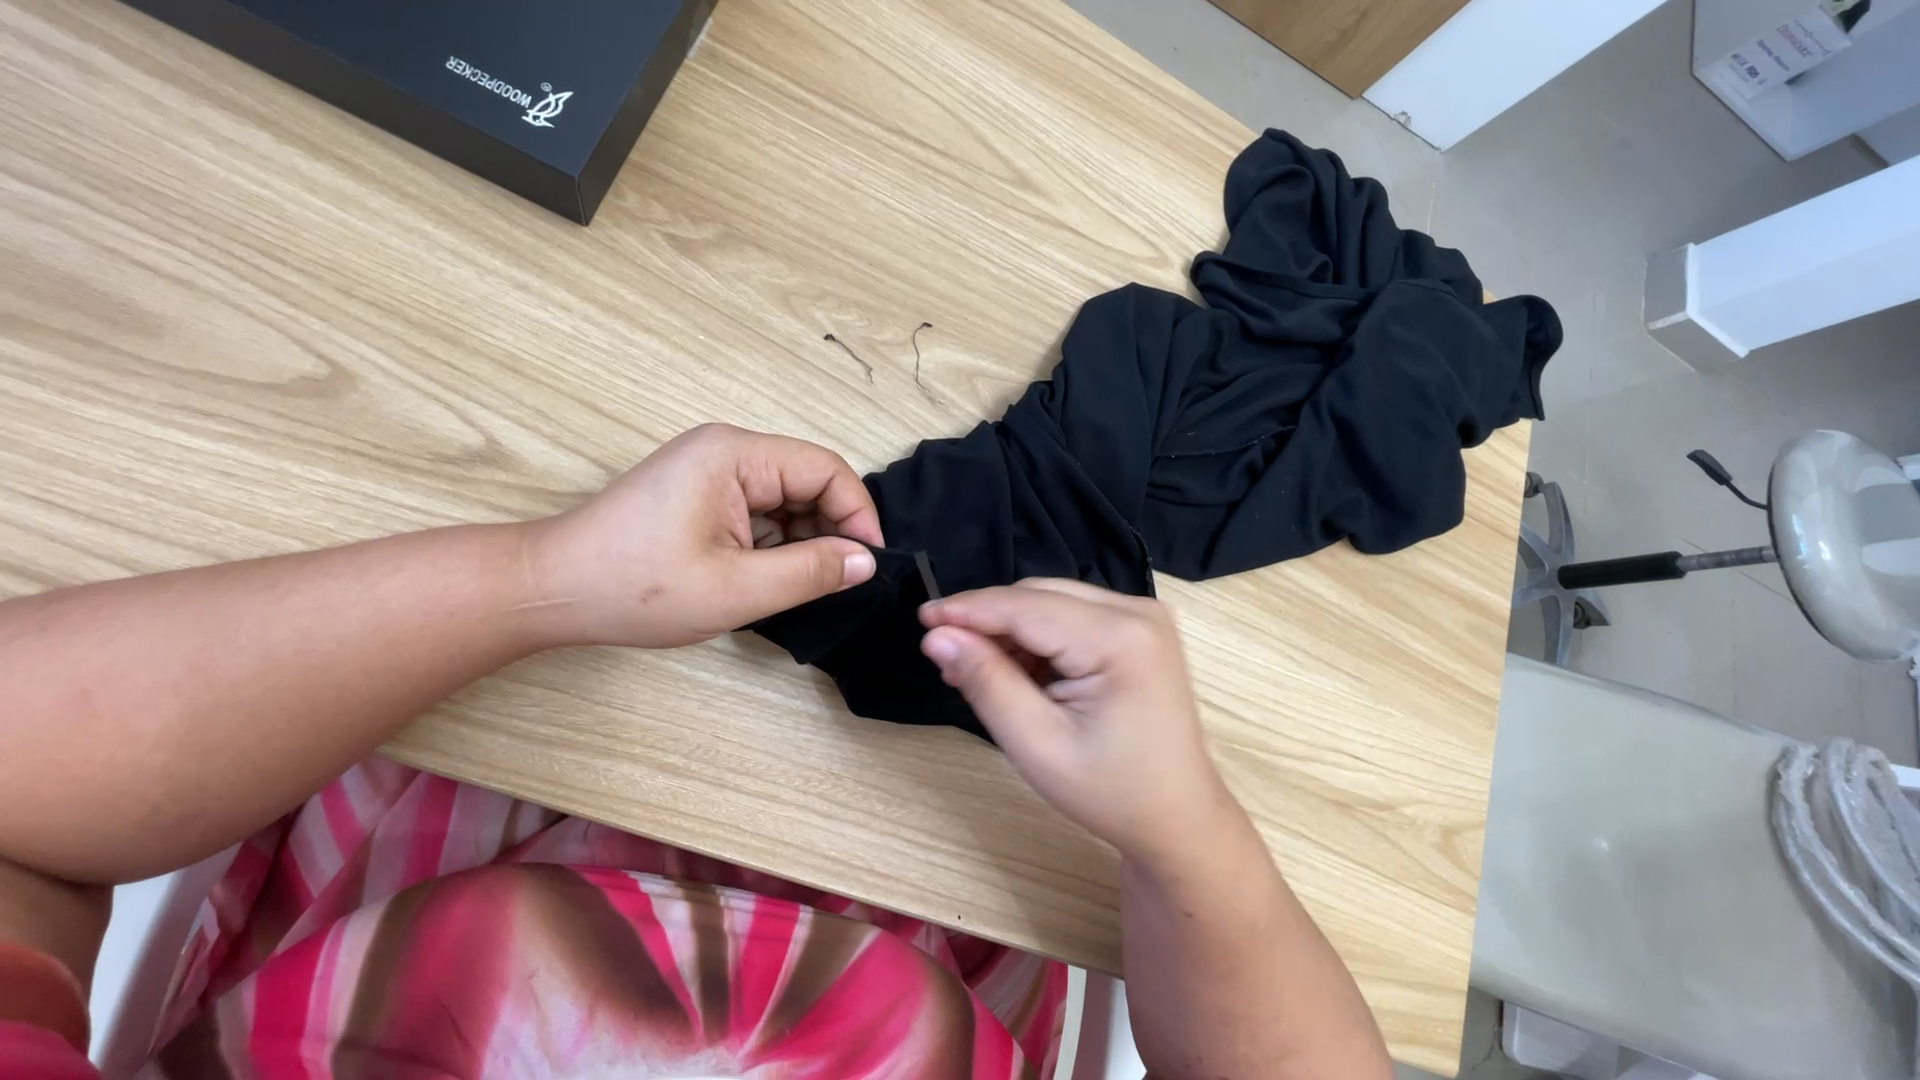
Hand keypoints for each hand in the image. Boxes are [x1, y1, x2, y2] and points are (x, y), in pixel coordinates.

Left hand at [524, 424, 882, 647]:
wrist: (552, 590)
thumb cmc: (635, 588)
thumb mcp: (736, 589)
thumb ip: (809, 573)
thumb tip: (865, 561)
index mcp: (734, 455)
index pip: (825, 469)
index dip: (856, 514)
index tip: (867, 564)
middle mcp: (726, 451)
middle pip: (807, 480)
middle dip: (829, 529)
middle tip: (836, 580)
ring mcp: (710, 471)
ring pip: (785, 499)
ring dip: (800, 540)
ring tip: (792, 585)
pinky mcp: (700, 493)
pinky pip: (759, 511)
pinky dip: (773, 544)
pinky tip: (763, 577)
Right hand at [918, 579, 1233, 860]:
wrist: (1177, 816)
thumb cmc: (1110, 791)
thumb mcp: (1037, 744)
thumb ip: (986, 682)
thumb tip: (937, 635)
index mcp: (1120, 637)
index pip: (1026, 606)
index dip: (969, 609)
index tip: (920, 618)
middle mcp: (1138, 611)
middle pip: (1039, 596)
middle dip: (988, 622)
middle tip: (945, 659)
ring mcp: (1143, 616)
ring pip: (1051, 602)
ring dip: (1010, 630)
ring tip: (974, 672)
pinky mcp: (1138, 628)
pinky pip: (1071, 616)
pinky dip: (1037, 638)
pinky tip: (1015, 672)